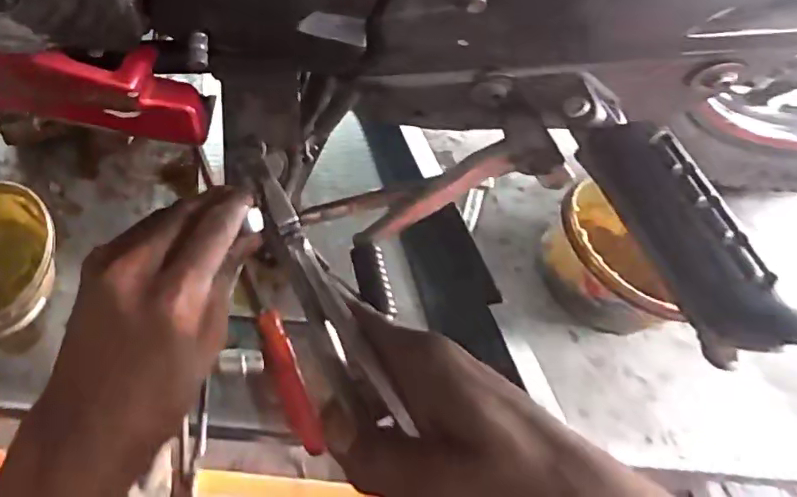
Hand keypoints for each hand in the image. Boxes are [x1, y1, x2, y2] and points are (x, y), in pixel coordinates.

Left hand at [0, 188, 254, 496]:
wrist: (85, 424)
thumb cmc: (159, 399)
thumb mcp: (206, 344)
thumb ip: (225, 280)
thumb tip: (247, 237)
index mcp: (176, 296)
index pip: (212, 230)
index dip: (234, 207)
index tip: (249, 196)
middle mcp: (140, 267)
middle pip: (184, 213)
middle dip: (212, 200)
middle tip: (234, 197)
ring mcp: (110, 261)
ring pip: (160, 217)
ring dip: (188, 210)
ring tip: (211, 210)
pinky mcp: (93, 262)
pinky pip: (137, 231)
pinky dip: (162, 226)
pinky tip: (178, 232)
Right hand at [327, 305, 666, 496]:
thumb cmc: (516, 487)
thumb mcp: (437, 483)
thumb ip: (374, 454)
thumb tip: (326, 420)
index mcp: (419, 357)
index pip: (350, 318)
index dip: (313, 329)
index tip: (280, 363)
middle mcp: (429, 358)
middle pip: (360, 365)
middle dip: (342, 407)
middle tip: (334, 453)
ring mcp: (449, 384)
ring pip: (385, 398)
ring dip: (372, 436)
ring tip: (384, 483)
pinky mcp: (465, 412)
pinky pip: (413, 419)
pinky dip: (399, 448)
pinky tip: (410, 484)